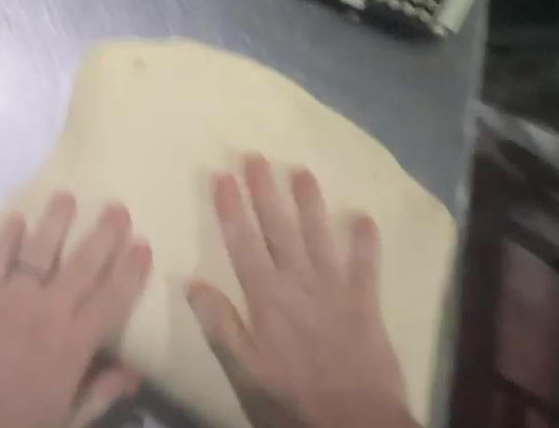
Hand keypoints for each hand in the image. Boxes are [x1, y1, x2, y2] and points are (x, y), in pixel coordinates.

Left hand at [0, 192, 152, 427]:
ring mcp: (11, 298)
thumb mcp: (69, 420)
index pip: (111, 298)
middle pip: (81, 265)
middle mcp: (46, 311)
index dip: (130, 270)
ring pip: (39, 250)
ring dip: (54, 221)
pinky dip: (7, 237)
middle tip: (117, 207)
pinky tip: (17, 218)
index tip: (144, 243)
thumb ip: (102, 392)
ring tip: (66, 195)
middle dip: (102, 234)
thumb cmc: (18, 426)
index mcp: (73, 343)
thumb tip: (135, 371)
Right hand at [185, 155, 414, 427]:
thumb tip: (192, 282)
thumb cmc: (292, 397)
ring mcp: (335, 289)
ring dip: (309, 202)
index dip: (231, 208)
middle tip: (256, 157)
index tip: (223, 175)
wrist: (356, 425)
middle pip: (279, 227)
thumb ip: (220, 325)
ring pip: (319, 236)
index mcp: (266, 296)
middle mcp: (298, 281)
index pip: (243, 242)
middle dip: (265, 190)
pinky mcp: (366, 304)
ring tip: (302, 171)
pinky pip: (366, 267)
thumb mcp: (245, 371)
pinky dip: (365, 242)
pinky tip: (364, 217)